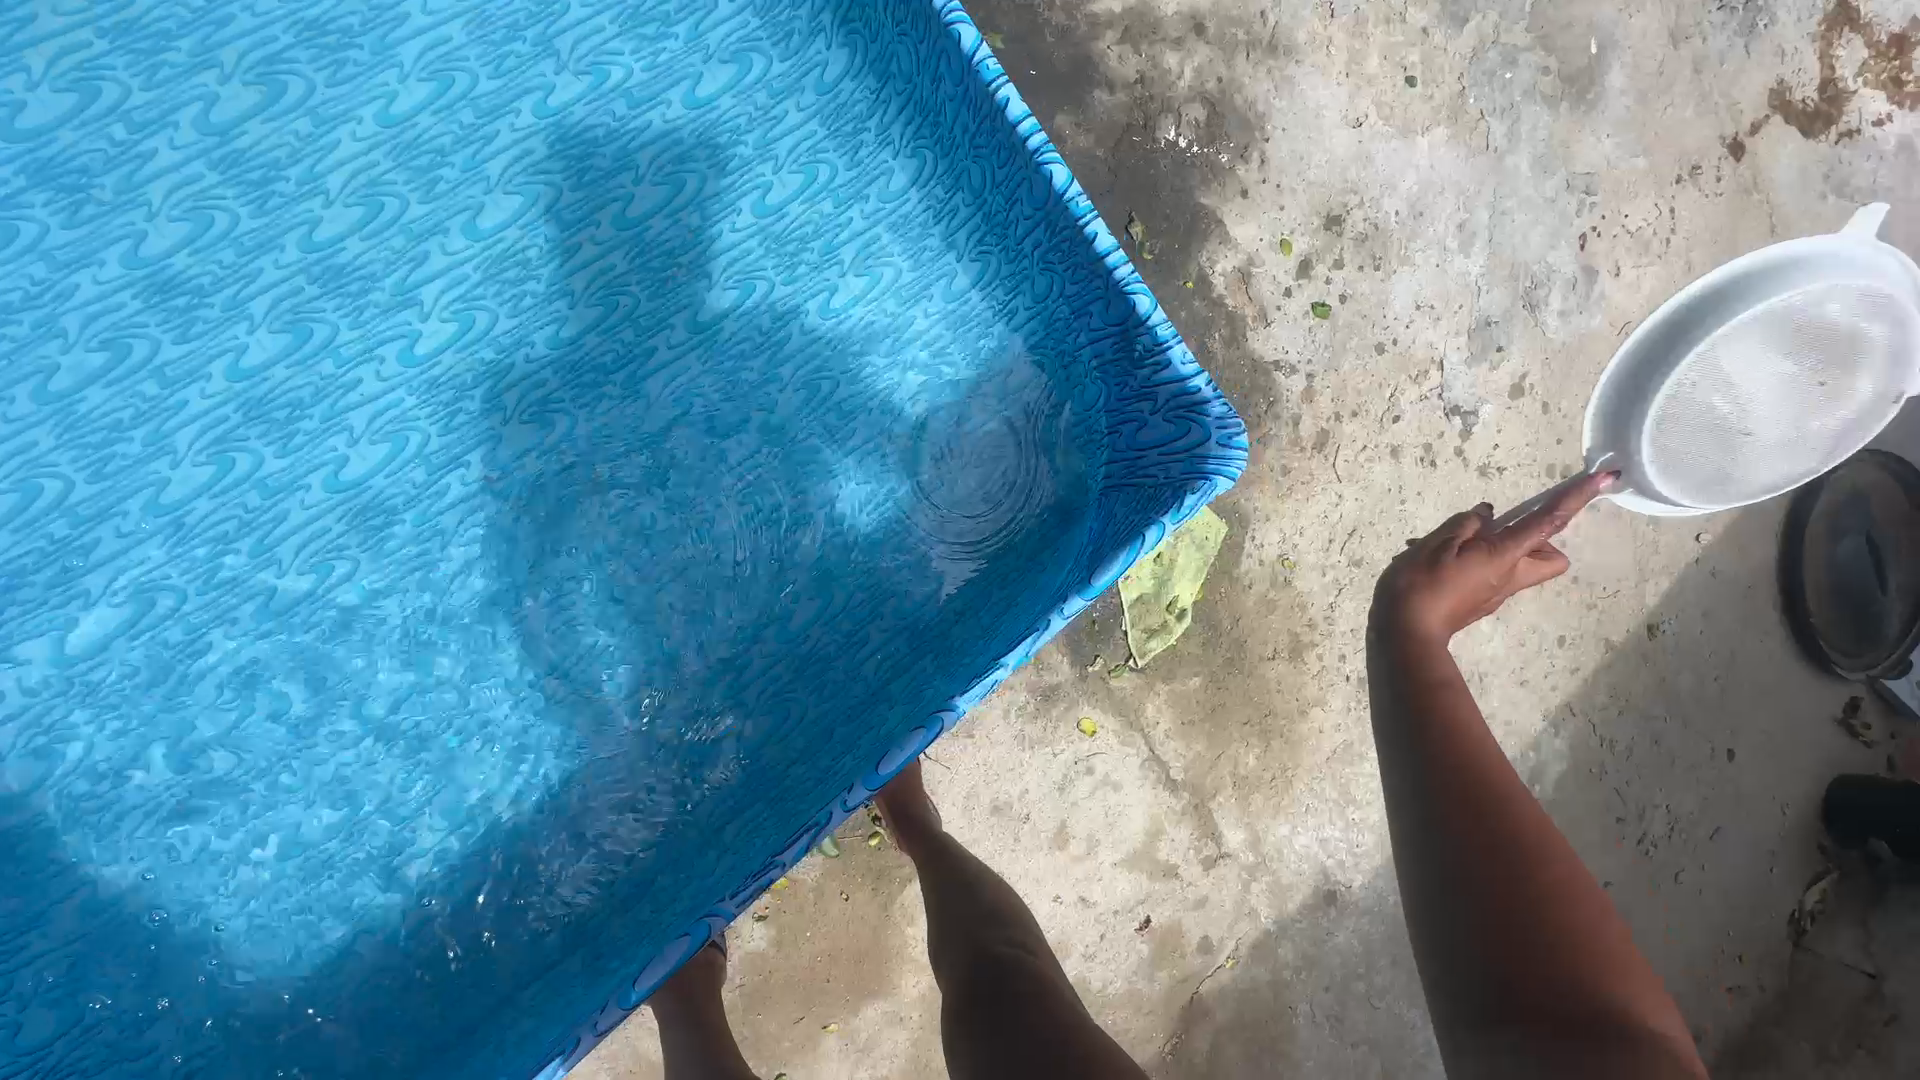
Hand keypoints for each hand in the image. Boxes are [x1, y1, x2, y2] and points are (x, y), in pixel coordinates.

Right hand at [1372, 471, 1615, 644]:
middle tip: (1500, 536)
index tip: (1607, 477)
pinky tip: (1451, 568)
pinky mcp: (1486, 601)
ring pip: (1527, 567)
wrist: (1410, 630)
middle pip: (1554, 558)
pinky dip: (1487, 564)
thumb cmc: (1422, 584)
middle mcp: (1513, 575)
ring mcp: (1501, 592)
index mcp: (1504, 555)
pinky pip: (1501, 576)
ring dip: (1511, 553)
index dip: (1577, 497)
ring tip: (1466, 551)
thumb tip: (1488, 513)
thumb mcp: (1435, 546)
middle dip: (1540, 543)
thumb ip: (1466, 526)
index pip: (1549, 522)